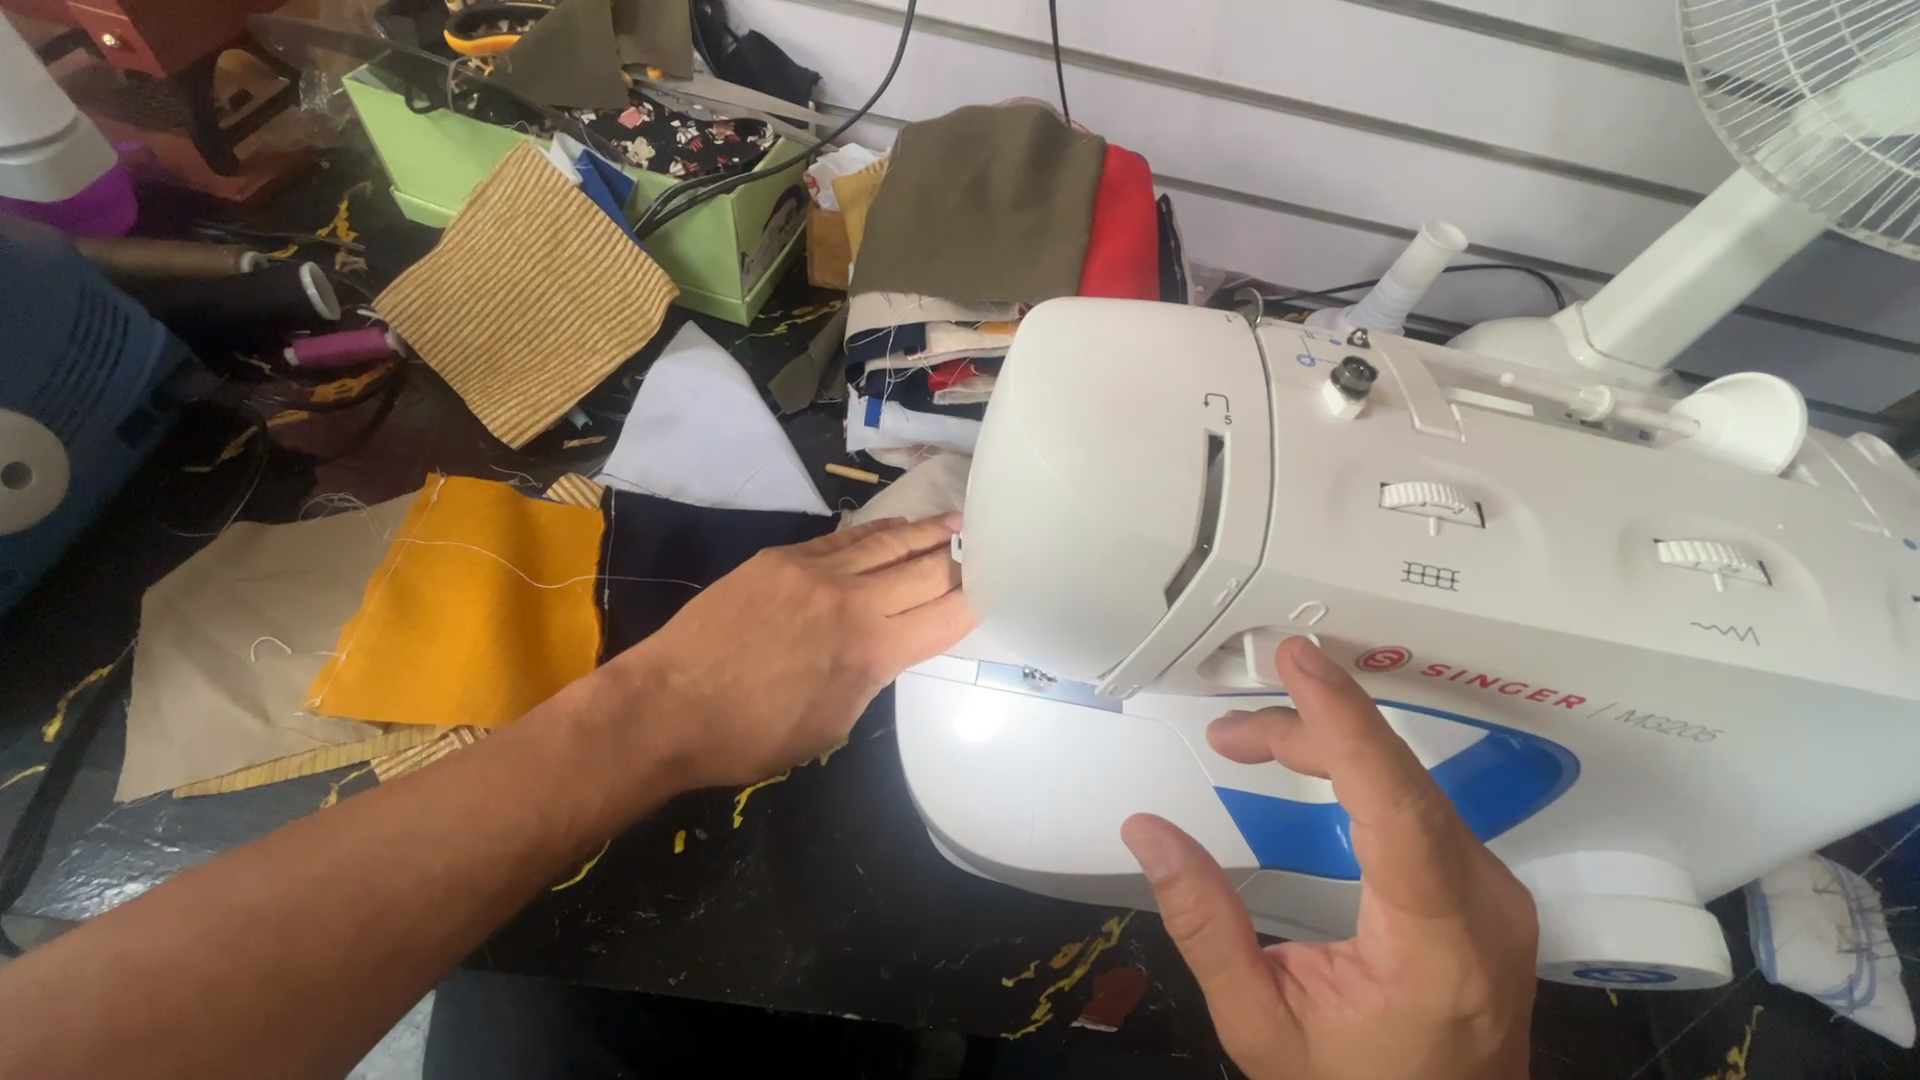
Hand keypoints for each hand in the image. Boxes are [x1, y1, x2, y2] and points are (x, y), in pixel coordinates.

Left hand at [612, 515, 973, 789]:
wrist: (666, 706)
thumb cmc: (751, 737)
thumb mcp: (833, 723)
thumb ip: (874, 674)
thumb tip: (892, 642)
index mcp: (872, 653)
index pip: (948, 615)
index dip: (980, 599)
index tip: (1000, 586)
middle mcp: (854, 601)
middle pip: (928, 569)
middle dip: (964, 559)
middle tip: (990, 545)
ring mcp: (816, 571)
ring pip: (890, 543)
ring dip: (930, 533)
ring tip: (959, 522)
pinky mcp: (784, 557)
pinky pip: (847, 538)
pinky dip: (881, 533)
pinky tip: (899, 528)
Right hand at [1122, 637, 1537, 1079]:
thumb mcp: (1259, 1024)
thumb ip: (1204, 927)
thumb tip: (1149, 831)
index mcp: (1436, 945)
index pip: (1395, 807)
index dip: (1344, 722)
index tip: (1299, 660)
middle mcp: (1483, 904)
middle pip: (1396, 779)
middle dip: (1308, 731)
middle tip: (1229, 734)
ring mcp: (1491, 890)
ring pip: (1406, 780)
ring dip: (1326, 746)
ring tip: (1245, 743)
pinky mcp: (1480, 882)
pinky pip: (1415, 799)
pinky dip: (1355, 769)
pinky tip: (1308, 763)